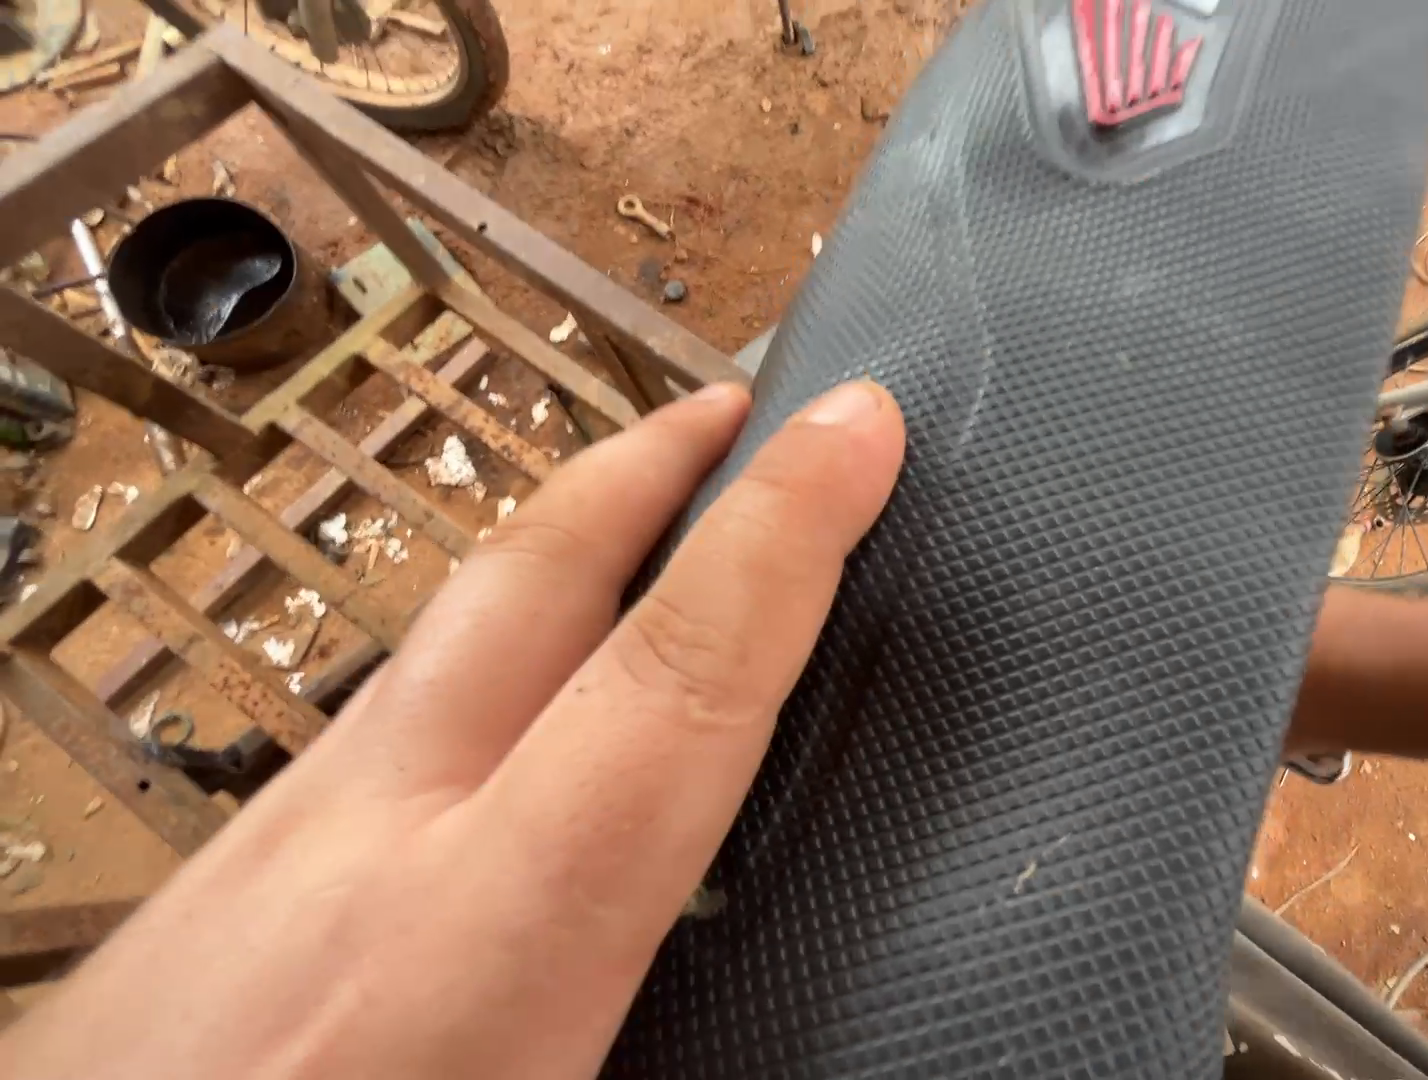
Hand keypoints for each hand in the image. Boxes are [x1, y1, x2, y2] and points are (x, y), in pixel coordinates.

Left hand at [0, 380, 906, 1079]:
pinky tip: (562, 669)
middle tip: (753, 409)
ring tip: (680, 501)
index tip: (857, 430)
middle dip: (661, 461)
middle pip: (531, 582)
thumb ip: (703, 1046)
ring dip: (594, 531)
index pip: (674, 675)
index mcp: (463, 964)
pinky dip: (518, 633)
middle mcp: (344, 868)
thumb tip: (836, 1013)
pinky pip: (417, 695)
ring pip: (465, 621)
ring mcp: (263, 860)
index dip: (785, 531)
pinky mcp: (222, 884)